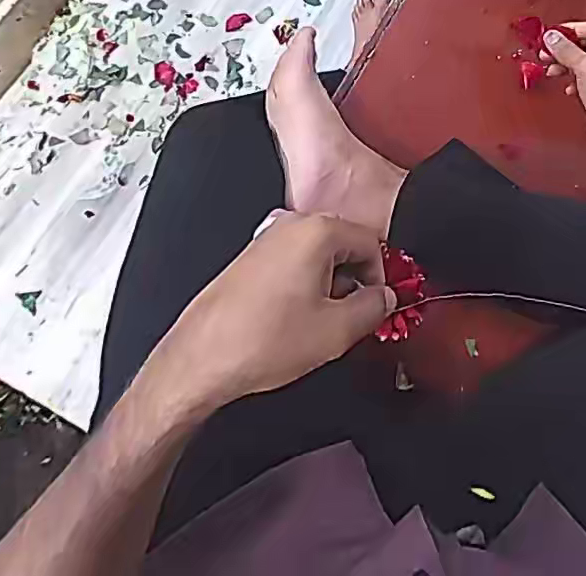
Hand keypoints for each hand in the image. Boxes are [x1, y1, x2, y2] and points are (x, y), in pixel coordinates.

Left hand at [136, 211, 394, 413]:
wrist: (200, 359)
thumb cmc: (259, 341)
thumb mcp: (337, 331)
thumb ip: (374, 308)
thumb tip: (385, 298)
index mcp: (317, 231)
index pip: (371, 243)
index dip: (380, 277)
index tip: (376, 303)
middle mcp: (292, 225)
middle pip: (345, 245)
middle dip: (353, 281)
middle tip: (349, 316)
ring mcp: (268, 239)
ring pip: (319, 254)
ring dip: (328, 284)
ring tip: (317, 323)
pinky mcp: (251, 257)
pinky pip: (293, 261)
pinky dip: (303, 285)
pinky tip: (293, 320)